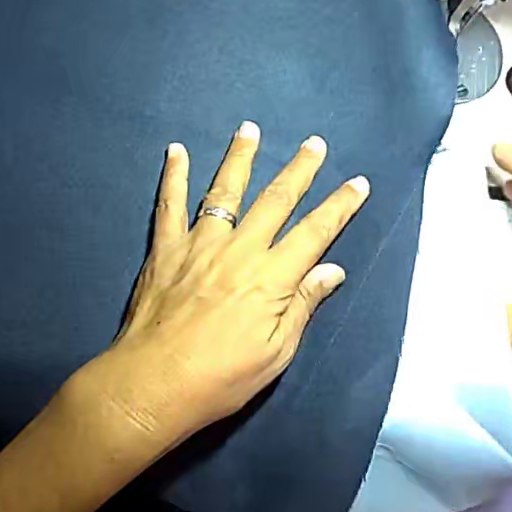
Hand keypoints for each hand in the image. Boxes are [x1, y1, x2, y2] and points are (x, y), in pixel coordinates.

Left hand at [75, 121, 369, 453]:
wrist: (154, 382)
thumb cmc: (220, 377)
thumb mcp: (275, 352)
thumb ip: (302, 305)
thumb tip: (332, 269)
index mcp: (272, 277)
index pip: (316, 232)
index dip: (340, 206)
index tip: (357, 183)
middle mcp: (239, 250)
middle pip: (275, 201)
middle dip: (299, 170)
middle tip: (314, 144)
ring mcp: (198, 246)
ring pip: (225, 192)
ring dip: (240, 158)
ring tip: (250, 129)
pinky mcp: (165, 250)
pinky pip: (170, 206)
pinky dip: (174, 177)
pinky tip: (176, 152)